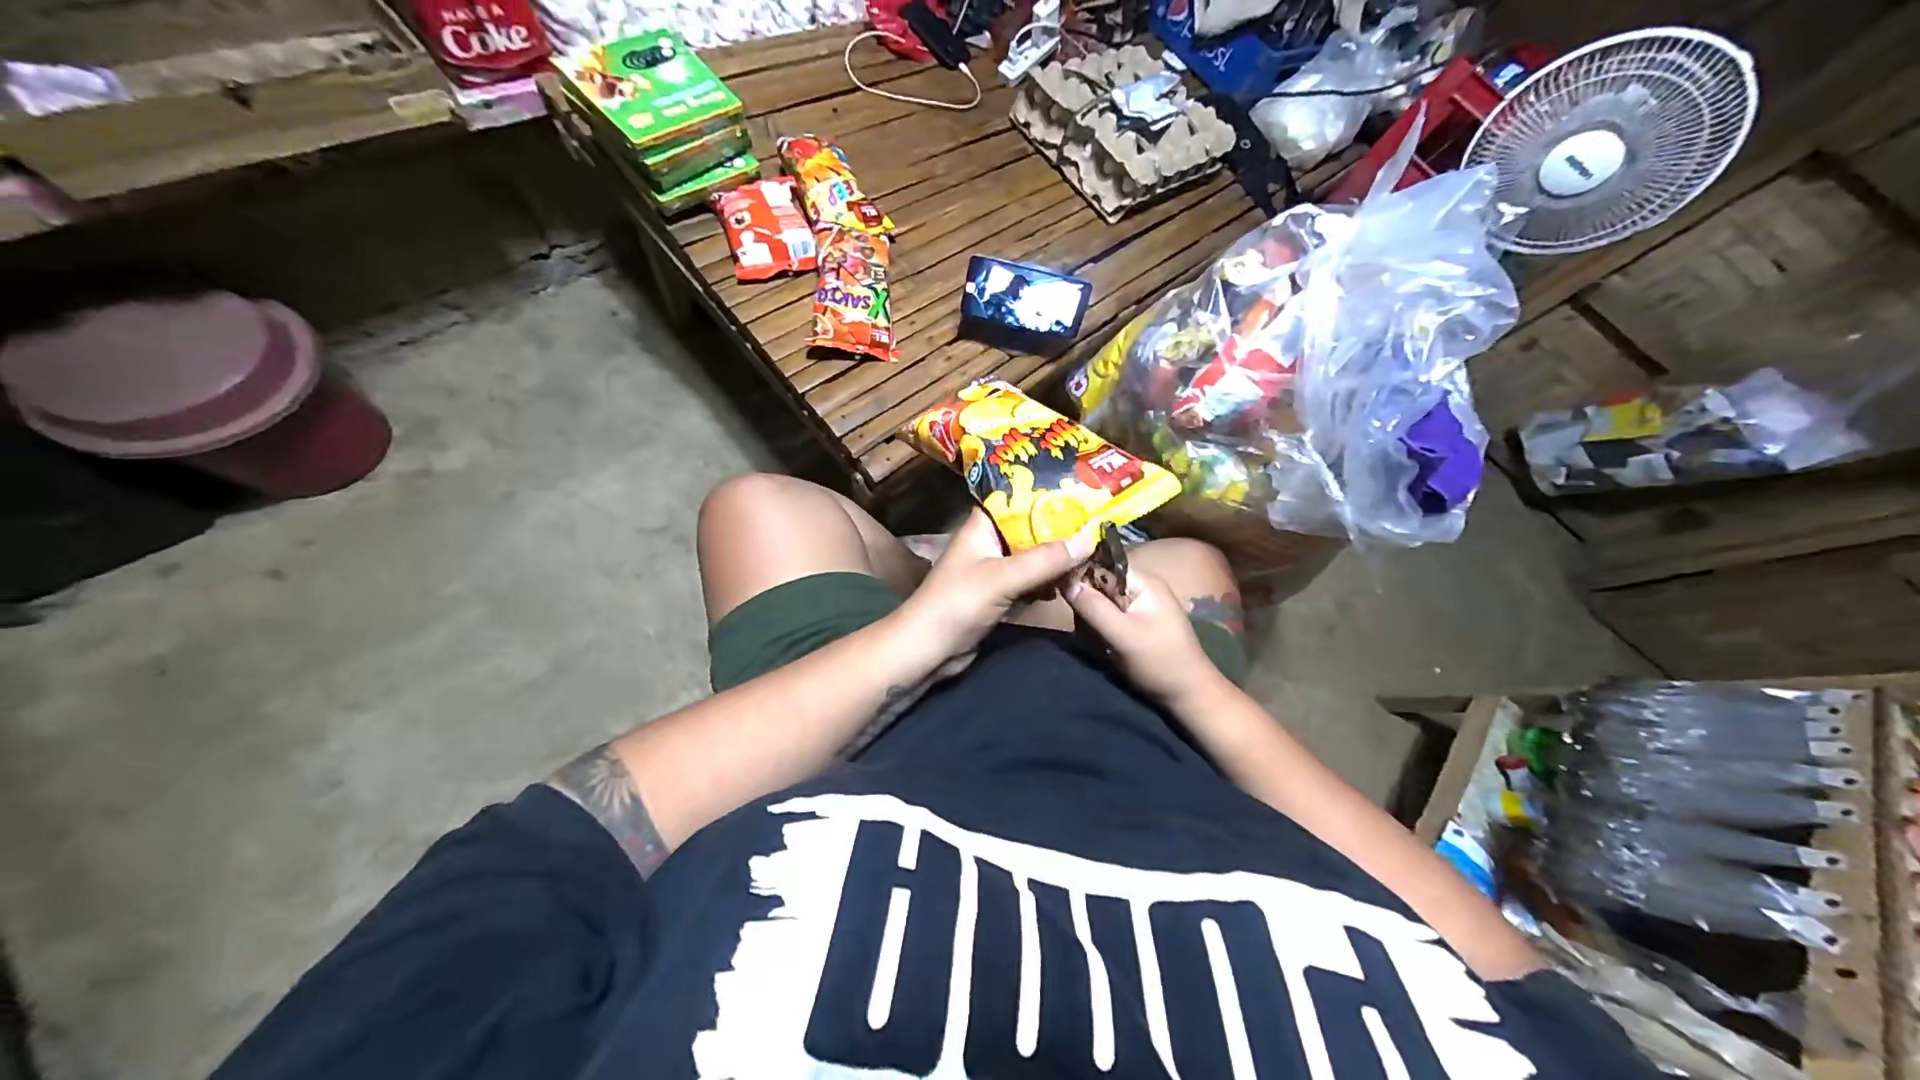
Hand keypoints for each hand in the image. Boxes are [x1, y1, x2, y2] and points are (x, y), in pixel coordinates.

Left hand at [895, 508, 1096, 665]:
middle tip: (1101, 526)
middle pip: (1031, 529)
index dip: (1047, 493)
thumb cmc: (956, 604)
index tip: (1083, 490)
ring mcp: (995, 570)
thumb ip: (1044, 560)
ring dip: (1059, 559)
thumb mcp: (1002, 578)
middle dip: (1062, 530)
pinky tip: (1074, 583)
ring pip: (1034, 557)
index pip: (1017, 498)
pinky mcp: (1000, 596)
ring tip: (1096, 554)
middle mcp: (990, 543)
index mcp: (982, 526)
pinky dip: (1050, 582)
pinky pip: (1032, 582)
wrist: (927, 652)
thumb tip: (1090, 539)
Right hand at [1066, 567, 1225, 707]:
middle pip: (1100, 582)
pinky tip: (1102, 644)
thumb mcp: (1123, 635)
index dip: (1081, 575)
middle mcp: (1143, 585)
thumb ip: (1094, 607)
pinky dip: (1101, 626)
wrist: (1188, 693)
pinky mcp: (1138, 619)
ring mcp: (1142, 602)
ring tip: (1095, 640)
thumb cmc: (1159, 662)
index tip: (1062, 593)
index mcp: (1144, 581)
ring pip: (1102, 600)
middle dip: (1087, 603)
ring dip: (1092, 618)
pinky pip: (1110, 613)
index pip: (1103, 564)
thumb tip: (1065, 579)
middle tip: (1085, 628)